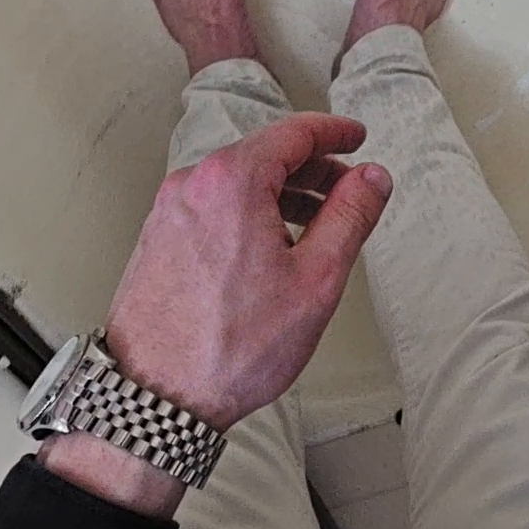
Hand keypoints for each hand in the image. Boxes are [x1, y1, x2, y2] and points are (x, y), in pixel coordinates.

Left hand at [104, 112, 392, 431]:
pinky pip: (217, 205)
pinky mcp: (161, 237)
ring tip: (319, 223)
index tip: (356, 136)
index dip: (334, 131)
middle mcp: (193, 185)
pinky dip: (254, 210)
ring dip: (286, 192)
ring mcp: (171, 211)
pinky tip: (275, 243)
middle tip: (349, 189)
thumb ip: (351, 216)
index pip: (294, 133)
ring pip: (241, 182)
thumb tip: (372, 179)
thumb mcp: (316, 278)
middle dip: (314, 168)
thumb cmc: (231, 347)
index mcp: (232, 182)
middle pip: (266, 155)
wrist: (155, 397)